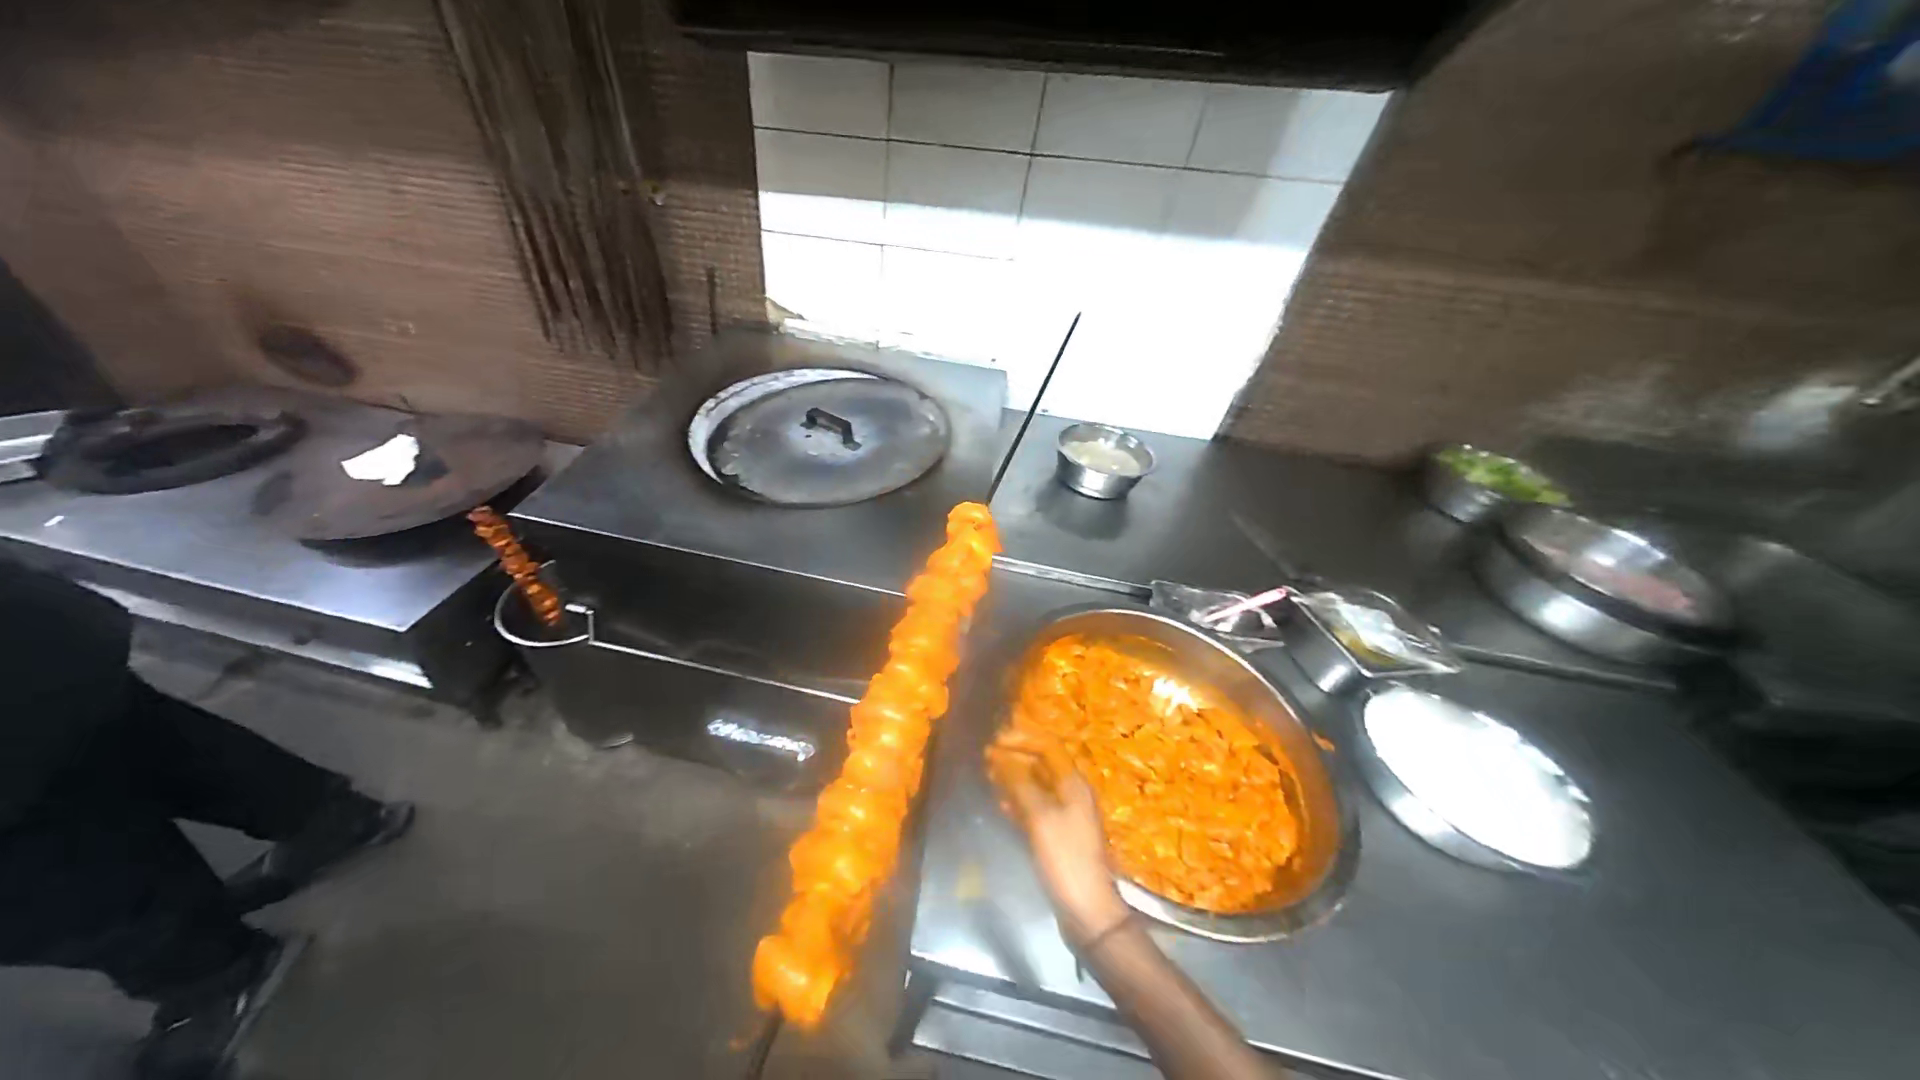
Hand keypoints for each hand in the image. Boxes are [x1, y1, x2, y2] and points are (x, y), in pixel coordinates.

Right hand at [996, 750, 1131, 948]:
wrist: (1086, 911)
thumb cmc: (1064, 858)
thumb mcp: (1039, 817)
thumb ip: (1020, 783)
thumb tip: (1000, 756)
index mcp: (1073, 784)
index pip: (1048, 746)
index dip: (1021, 739)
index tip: (993, 741)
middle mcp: (1072, 794)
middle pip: (1042, 764)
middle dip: (1015, 756)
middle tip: (986, 758)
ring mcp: (1066, 816)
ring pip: (1037, 785)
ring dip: (1014, 777)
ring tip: (988, 776)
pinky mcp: (1058, 836)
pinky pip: (1035, 807)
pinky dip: (1018, 799)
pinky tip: (1001, 804)